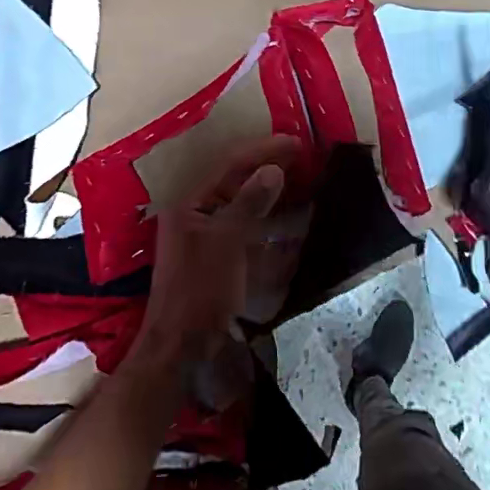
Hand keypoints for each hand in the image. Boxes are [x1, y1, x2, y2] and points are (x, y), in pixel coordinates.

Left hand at [136, 136, 298, 375]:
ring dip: (275, 195)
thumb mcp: (226, 241)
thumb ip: (249, 203)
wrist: (183, 346)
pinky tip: (294, 224)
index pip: (230, 167)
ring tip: (306, 184)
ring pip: (247, 207)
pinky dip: (272, 224)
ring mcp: (210, 239)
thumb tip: (274, 170)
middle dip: (271, 169)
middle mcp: (198, 217)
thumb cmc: (200, 290)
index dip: (264, 151)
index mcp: (191, 206)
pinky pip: (251, 232)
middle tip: (306, 158)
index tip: (297, 142)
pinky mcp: (222, 260)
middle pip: (238, 183)